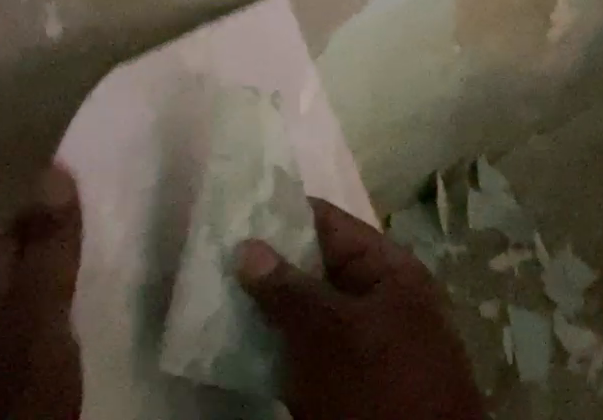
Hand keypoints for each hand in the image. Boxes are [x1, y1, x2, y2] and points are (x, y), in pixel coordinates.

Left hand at [0, 164, 83, 419]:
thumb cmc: (13, 381)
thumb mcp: (42, 304)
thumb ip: (48, 238)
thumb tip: (54, 166)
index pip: (24, 218)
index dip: (62, 230)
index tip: (98, 247)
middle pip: (16, 252)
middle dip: (52, 260)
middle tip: (95, 278)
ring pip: (12, 288)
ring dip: (44, 295)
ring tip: (79, 312)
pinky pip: (5, 322)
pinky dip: (29, 326)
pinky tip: (51, 345)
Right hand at [237, 197, 485, 419]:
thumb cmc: (378, 390)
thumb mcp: (328, 333)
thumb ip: (285, 287)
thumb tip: (247, 246)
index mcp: (389, 271)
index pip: (327, 223)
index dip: (279, 214)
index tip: (231, 212)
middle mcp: (380, 299)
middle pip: (314, 266)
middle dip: (265, 264)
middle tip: (213, 257)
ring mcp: (366, 343)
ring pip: (306, 310)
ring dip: (266, 307)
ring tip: (214, 295)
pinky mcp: (351, 382)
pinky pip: (306, 350)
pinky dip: (276, 345)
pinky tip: (235, 340)